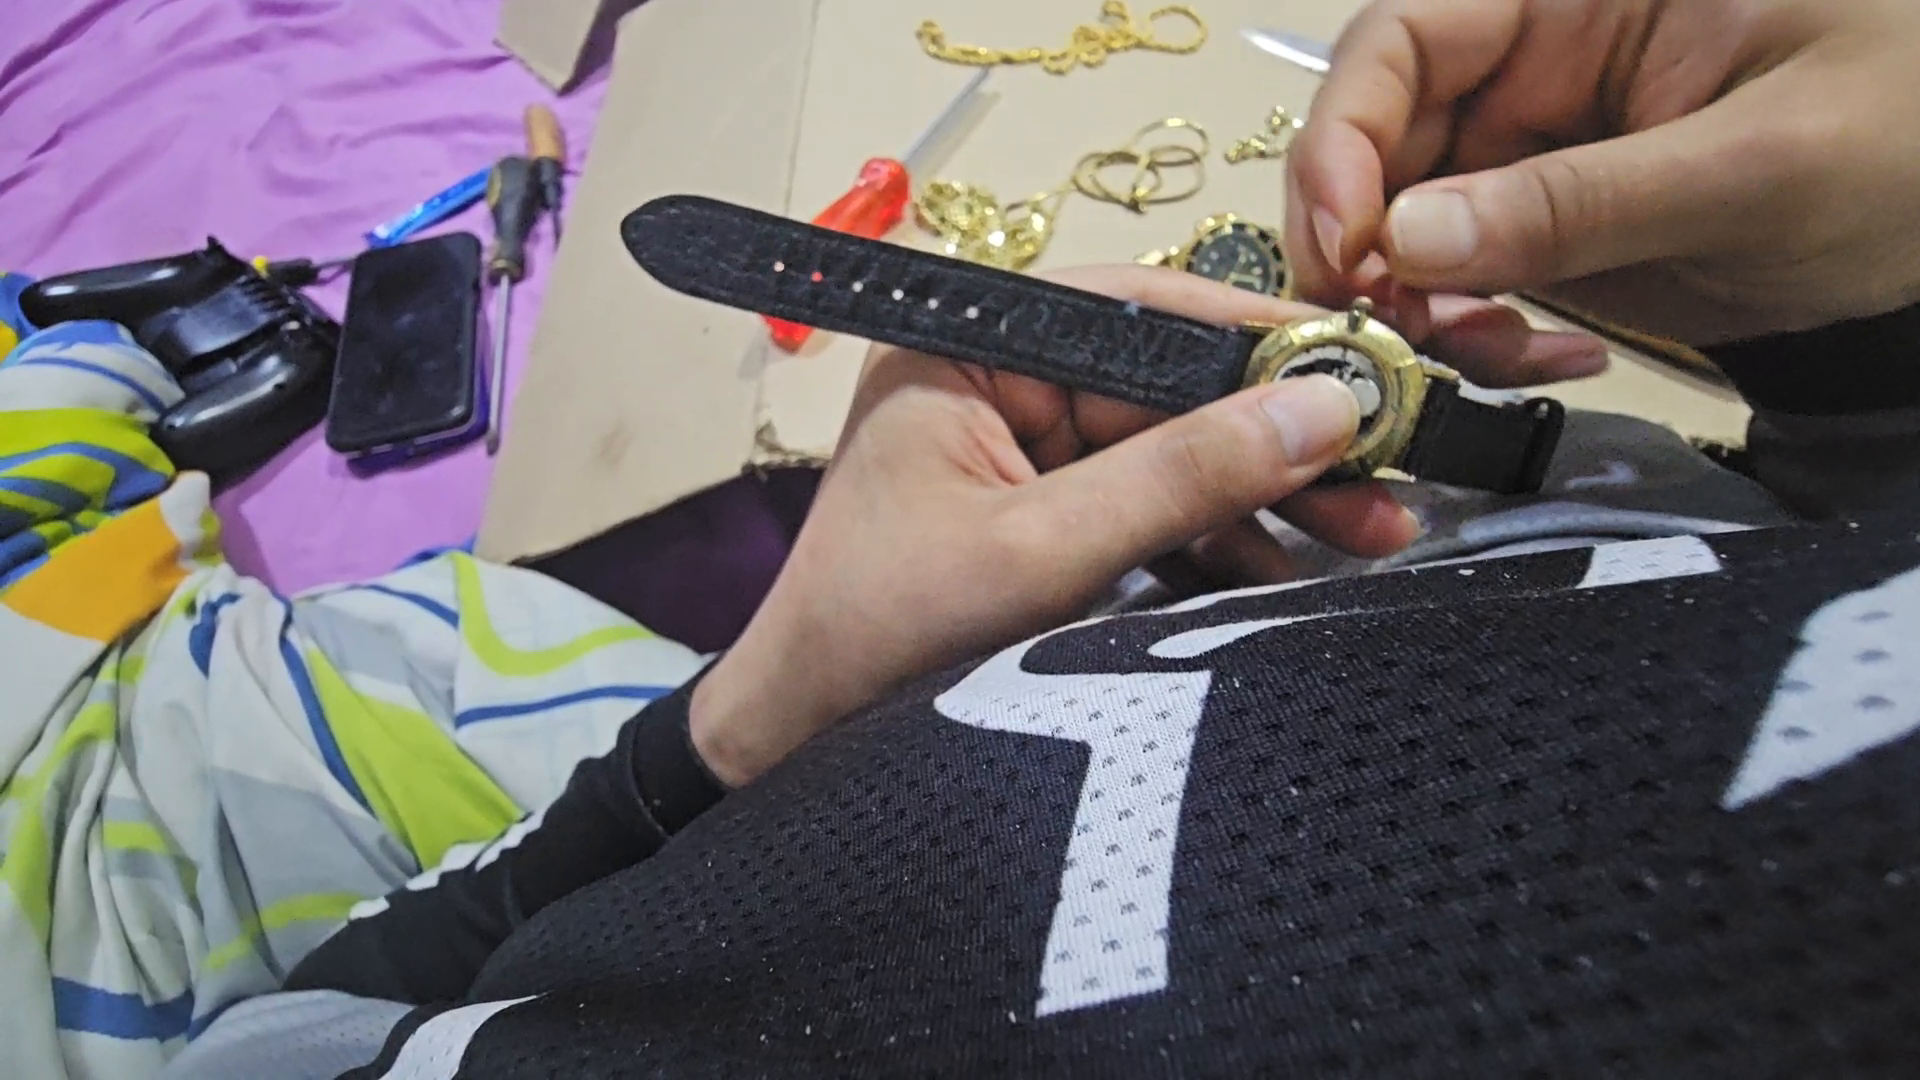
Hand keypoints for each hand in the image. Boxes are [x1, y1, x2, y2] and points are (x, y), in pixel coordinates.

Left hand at [689, 267, 1421, 786]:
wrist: (811, 724)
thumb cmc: (890, 630)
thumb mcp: (1041, 550)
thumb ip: (1177, 478)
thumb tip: (1321, 410)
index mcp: (969, 351)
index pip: (1136, 314)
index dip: (1252, 340)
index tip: (1360, 368)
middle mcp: (997, 382)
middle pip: (1162, 390)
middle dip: (1269, 440)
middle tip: (1384, 475)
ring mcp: (1020, 449)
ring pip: (1163, 453)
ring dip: (1257, 497)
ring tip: (1369, 535)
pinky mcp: (1037, 510)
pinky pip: (1139, 506)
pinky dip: (1207, 538)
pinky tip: (1285, 566)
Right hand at [1286, 0, 1919, 344]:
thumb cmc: (1919, 148)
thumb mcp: (1764, 166)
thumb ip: (1575, 201)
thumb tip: (1398, 243)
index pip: (1398, 42)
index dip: (1342, 140)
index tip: (1342, 246)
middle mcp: (1520, 72)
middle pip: (1367, 149)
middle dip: (1353, 246)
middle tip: (1367, 324)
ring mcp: (1505, 159)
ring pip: (1386, 232)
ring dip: (1400, 305)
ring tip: (1468, 352)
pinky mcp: (1506, 232)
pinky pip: (1431, 285)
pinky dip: (1448, 333)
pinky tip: (1516, 355)